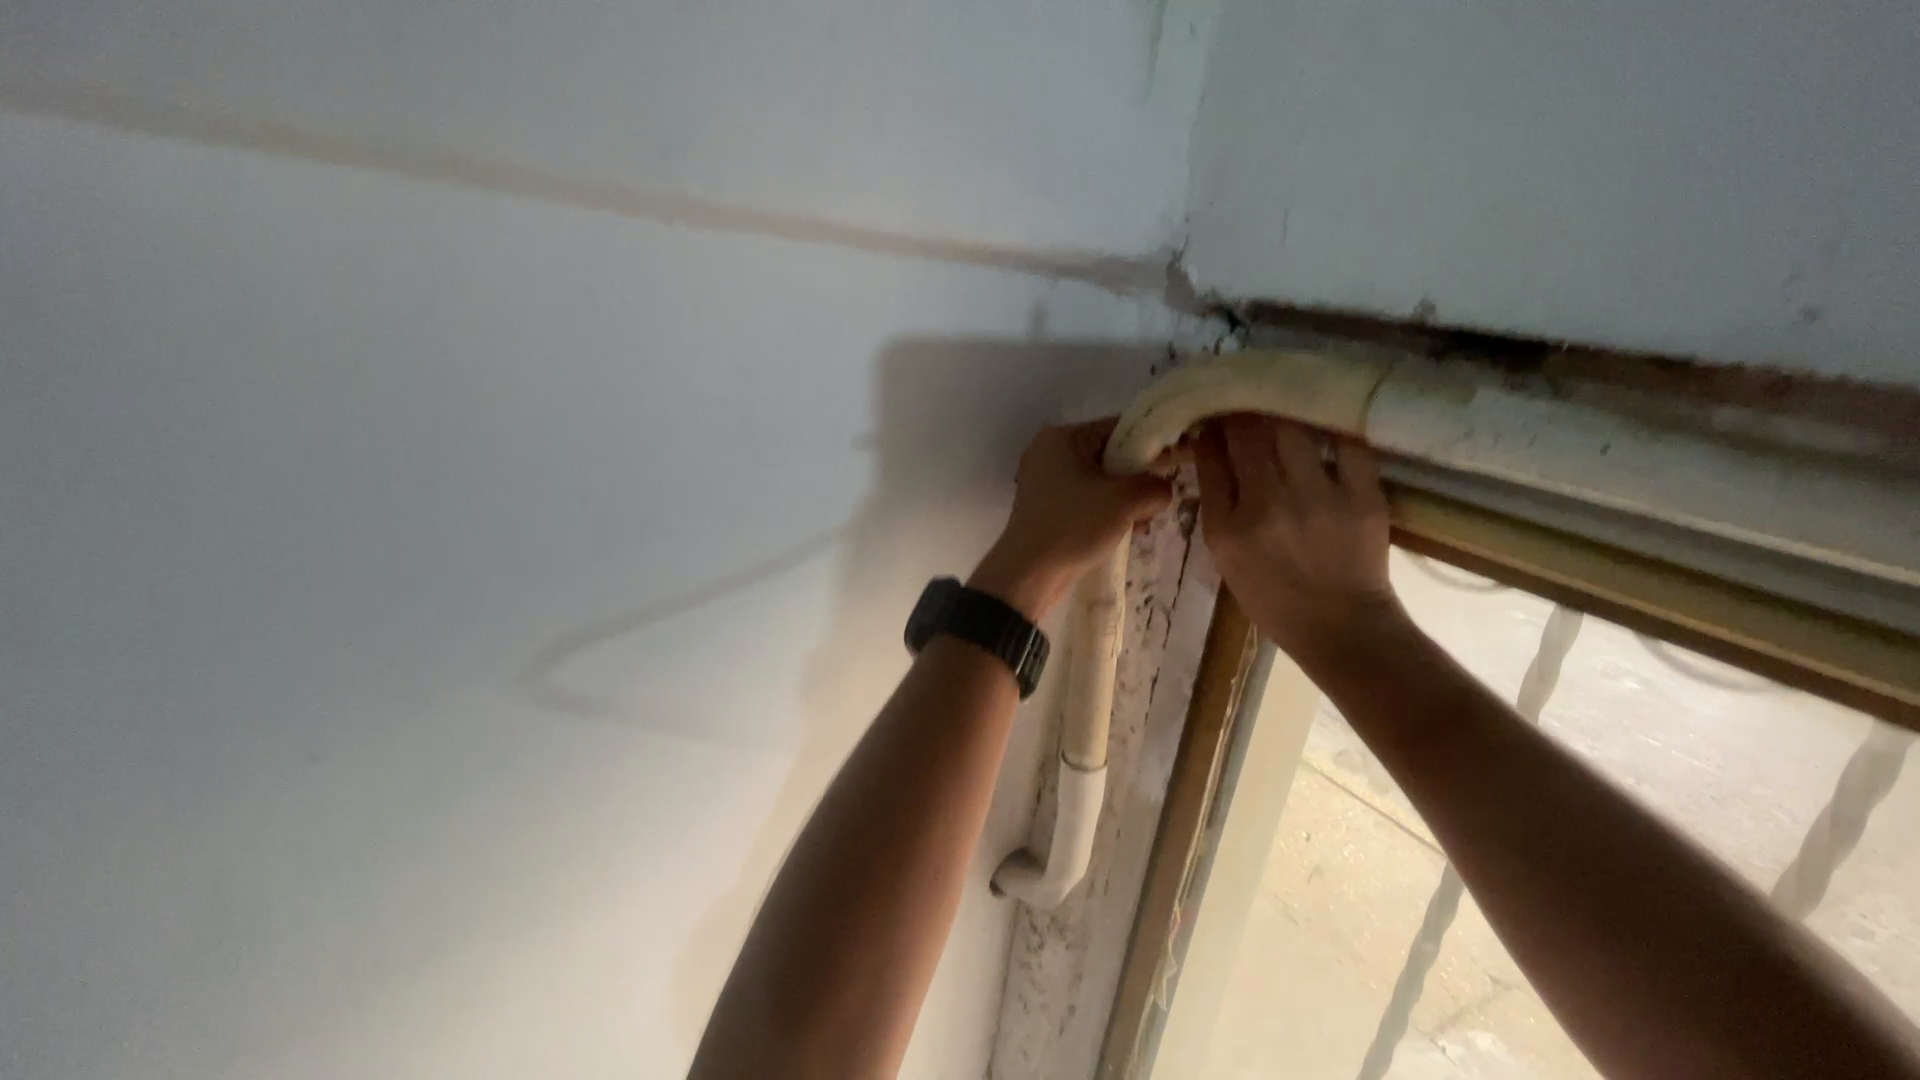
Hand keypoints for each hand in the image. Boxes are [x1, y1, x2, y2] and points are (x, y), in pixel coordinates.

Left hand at [970, 418, 1173, 619]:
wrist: (1029, 574)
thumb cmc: (1075, 526)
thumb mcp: (1126, 501)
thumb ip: (1156, 486)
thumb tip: (1162, 489)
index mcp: (1063, 437)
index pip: (1119, 428)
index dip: (1149, 446)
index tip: (1170, 469)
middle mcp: (1049, 452)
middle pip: (1110, 457)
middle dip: (1136, 482)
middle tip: (1151, 506)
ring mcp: (1043, 481)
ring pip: (1099, 482)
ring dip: (1123, 502)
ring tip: (1138, 525)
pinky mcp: (1044, 507)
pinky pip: (1084, 501)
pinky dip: (1104, 513)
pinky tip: (1121, 533)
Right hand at [1193, 415, 1405, 658]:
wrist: (1340, 627)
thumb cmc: (1274, 598)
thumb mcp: (1227, 557)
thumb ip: (1219, 504)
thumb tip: (1214, 450)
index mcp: (1227, 528)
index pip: (1211, 459)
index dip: (1212, 431)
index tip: (1215, 418)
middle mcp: (1266, 506)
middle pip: (1248, 434)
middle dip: (1241, 409)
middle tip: (1246, 399)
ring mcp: (1317, 499)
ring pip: (1292, 428)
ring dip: (1281, 410)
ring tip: (1282, 403)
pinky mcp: (1361, 497)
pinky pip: (1347, 443)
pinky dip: (1333, 428)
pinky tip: (1325, 423)